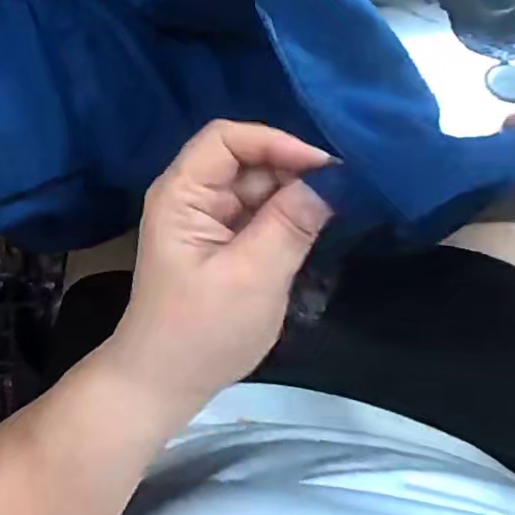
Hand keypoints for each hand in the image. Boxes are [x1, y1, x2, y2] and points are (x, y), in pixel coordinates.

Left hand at [108, 121, 333, 405]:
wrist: (166, 375)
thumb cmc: (201, 328)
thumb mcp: (253, 276)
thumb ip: (290, 224)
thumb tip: (331, 180)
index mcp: (180, 193)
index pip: (224, 139)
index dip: (273, 141)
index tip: (326, 166)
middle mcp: (188, 195)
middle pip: (242, 159)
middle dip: (291, 167)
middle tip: (348, 190)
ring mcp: (203, 217)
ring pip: (254, 185)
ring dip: (294, 192)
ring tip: (344, 206)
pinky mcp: (219, 239)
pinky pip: (256, 211)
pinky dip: (286, 214)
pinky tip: (319, 223)